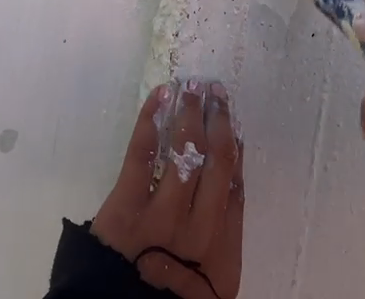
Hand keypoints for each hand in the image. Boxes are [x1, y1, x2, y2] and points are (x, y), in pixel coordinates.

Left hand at [91, 80, 243, 298]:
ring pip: (187, 152)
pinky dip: (152, 119)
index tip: (234, 123)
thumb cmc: (168, 295)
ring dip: (191, 112)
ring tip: (193, 86)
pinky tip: (160, 95)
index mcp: (225, 253)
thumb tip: (230, 182)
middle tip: (217, 91)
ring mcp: (163, 217)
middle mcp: (201, 232)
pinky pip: (143, 154)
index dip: (236, 150)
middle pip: (218, 164)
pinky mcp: (127, 205)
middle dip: (219, 121)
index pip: (237, 189)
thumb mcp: (210, 282)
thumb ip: (222, 239)